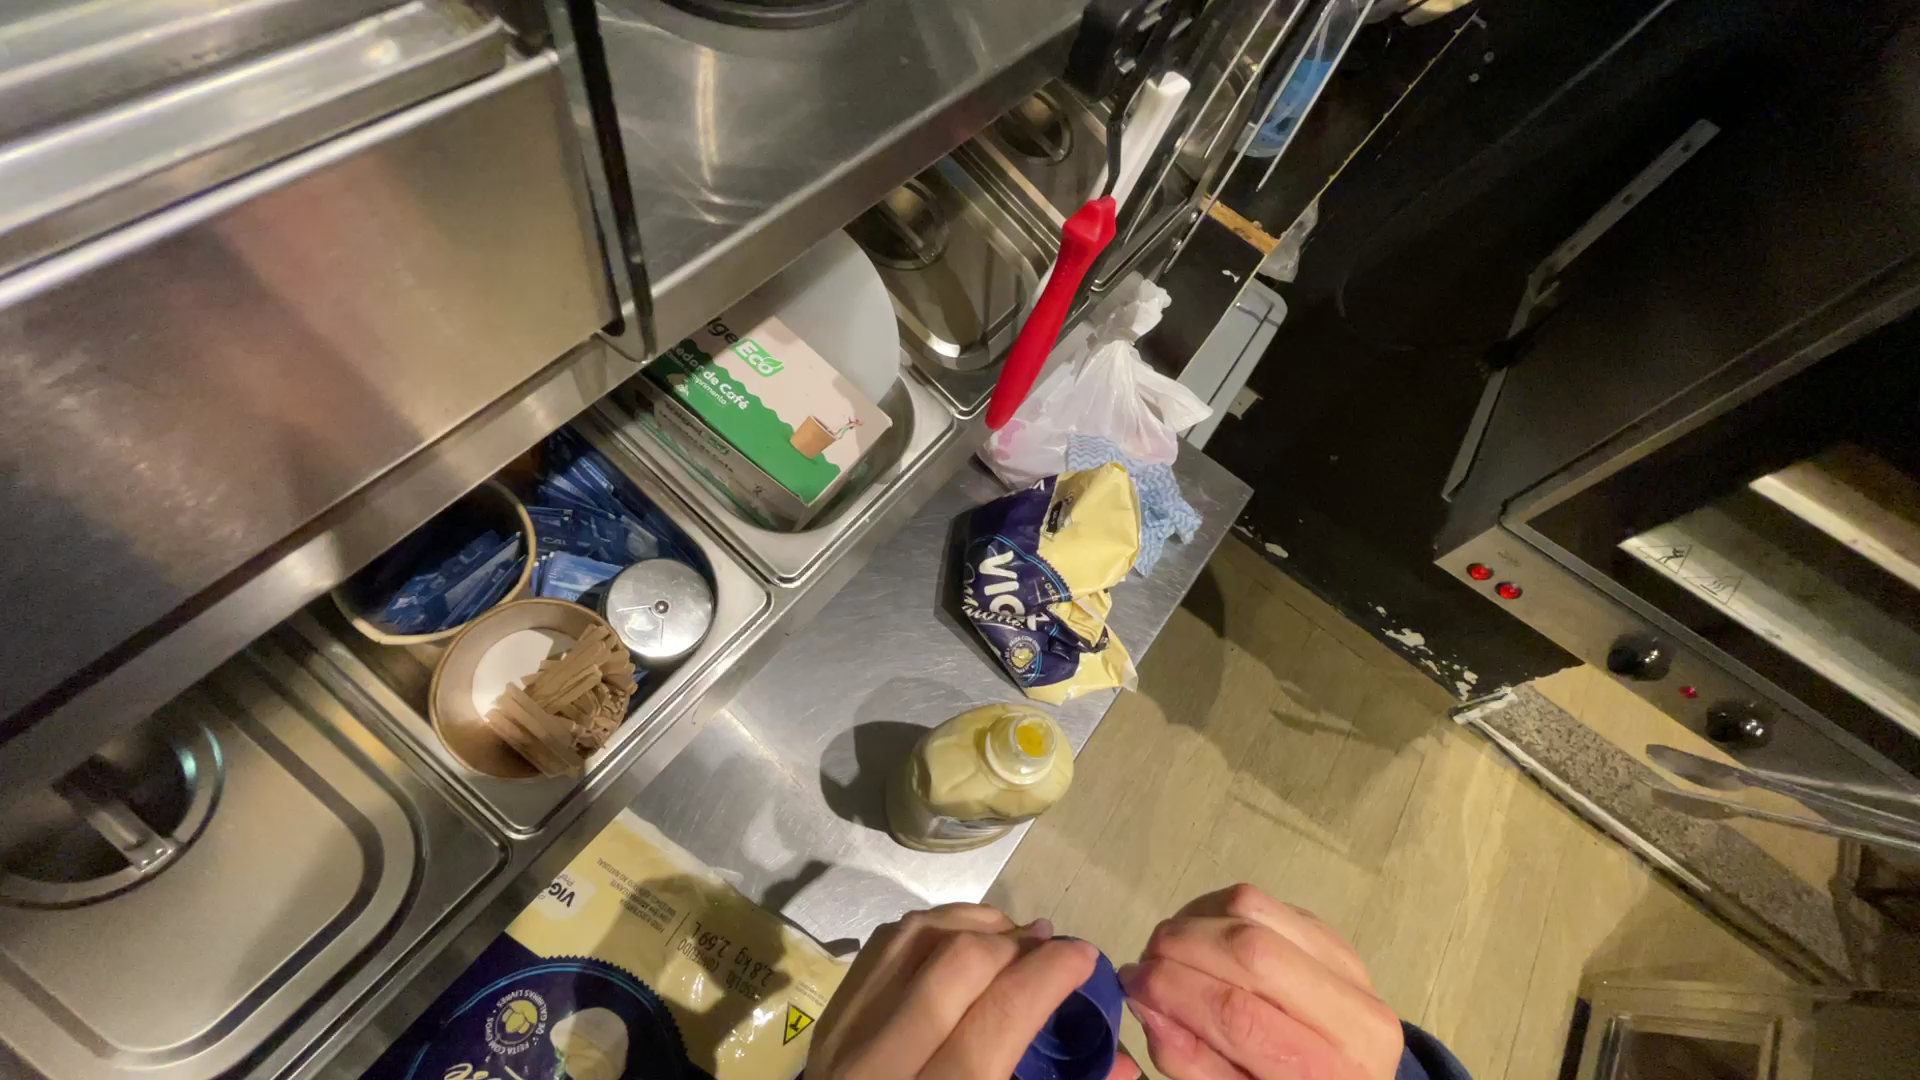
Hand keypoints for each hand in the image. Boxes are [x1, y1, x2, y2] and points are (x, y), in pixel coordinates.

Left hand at [808, 904, 1139, 1079]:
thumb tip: (1124, 1062)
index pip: (997, 1020)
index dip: (1047, 976)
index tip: (1082, 954)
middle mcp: (880, 1067)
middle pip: (955, 966)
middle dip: (1013, 944)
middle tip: (1046, 946)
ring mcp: (844, 1037)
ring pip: (915, 939)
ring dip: (973, 924)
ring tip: (1010, 933)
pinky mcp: (830, 1019)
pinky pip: (885, 943)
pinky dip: (930, 926)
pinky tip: (960, 935)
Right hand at [1120, 885, 1402, 1079]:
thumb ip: (1189, 1060)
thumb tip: (1144, 1000)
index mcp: (1326, 1075)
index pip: (1238, 1014)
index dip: (1173, 990)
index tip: (1132, 983)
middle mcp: (1353, 1015)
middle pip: (1248, 949)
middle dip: (1179, 946)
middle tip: (1146, 961)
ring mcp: (1346, 964)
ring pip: (1251, 909)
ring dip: (1193, 921)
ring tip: (1170, 948)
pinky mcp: (1328, 932)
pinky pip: (1259, 899)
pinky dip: (1213, 908)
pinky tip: (1200, 934)